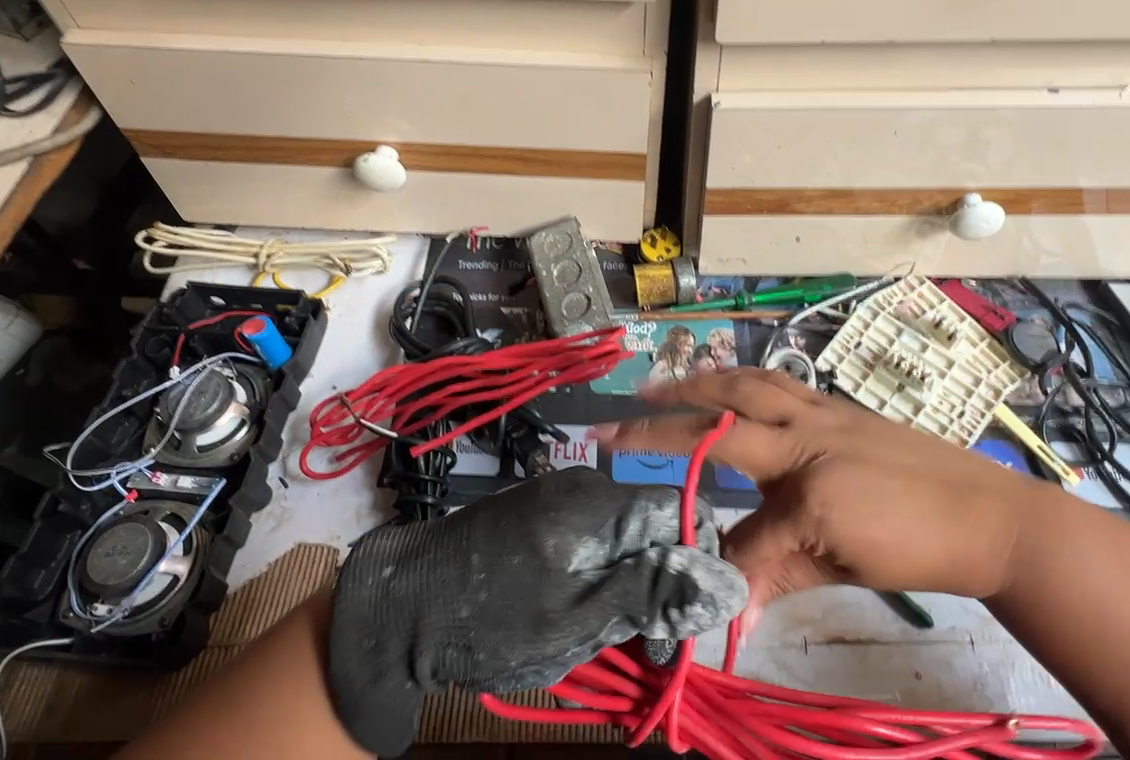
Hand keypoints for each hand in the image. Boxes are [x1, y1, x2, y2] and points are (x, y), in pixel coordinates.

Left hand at [326, 467, 746, 756]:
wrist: (400, 608)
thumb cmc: (494, 619)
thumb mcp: (581, 617)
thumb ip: (653, 591)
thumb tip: (728, 580)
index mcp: (601, 503)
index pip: (684, 509)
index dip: (699, 561)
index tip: (683, 616)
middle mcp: (584, 486)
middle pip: (656, 524)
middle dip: (664, 580)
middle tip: (643, 642)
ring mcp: (556, 497)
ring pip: (626, 534)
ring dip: (631, 583)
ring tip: (606, 633)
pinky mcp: (537, 513)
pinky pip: (592, 536)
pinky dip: (600, 574)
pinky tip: (578, 611)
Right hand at [596, 368, 1056, 607]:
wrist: (987, 513)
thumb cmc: (915, 544)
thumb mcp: (839, 566)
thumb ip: (774, 574)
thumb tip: (726, 609)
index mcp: (807, 481)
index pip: (729, 499)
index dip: (681, 503)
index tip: (632, 489)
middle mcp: (808, 433)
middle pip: (725, 411)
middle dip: (667, 410)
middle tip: (623, 408)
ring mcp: (825, 411)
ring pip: (751, 383)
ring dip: (702, 382)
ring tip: (665, 385)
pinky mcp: (840, 405)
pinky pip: (781, 383)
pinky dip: (744, 382)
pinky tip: (733, 391)